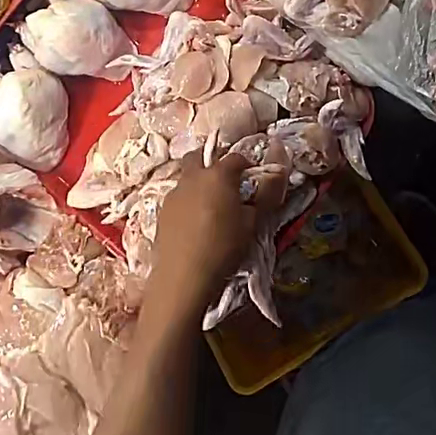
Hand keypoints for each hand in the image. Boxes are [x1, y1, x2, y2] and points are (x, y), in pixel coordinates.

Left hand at [147, 154, 255, 318]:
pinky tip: (196, 222)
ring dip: (199, 183)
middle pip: (199, 156)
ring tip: (212, 205)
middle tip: (226, 181)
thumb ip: (263, 197)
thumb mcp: (252, 223)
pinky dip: (188, 201)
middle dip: (213, 162)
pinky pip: (178, 198)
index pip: (235, 158)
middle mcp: (192, 178)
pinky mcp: (161, 213)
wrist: (183, 278)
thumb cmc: (224, 247)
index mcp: (218, 176)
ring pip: (186, 178)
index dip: (247, 164)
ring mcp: (173, 195)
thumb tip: (274, 178)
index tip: (254, 177)